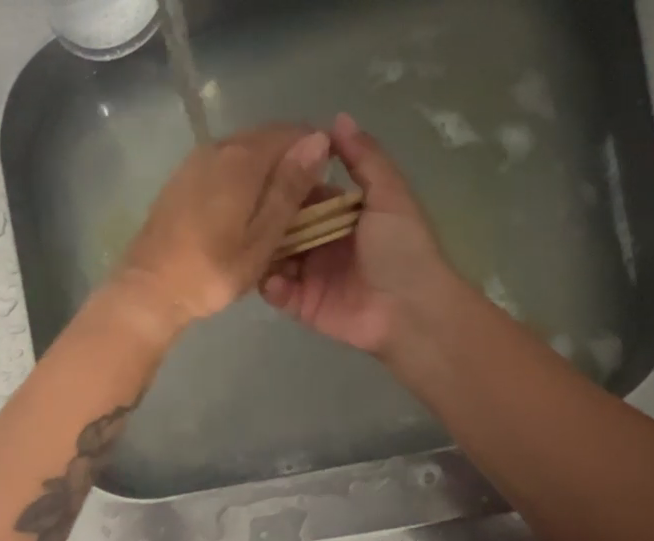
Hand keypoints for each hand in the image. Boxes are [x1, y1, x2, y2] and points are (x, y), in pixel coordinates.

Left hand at [113, 125, 333, 329]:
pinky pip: (222, 170)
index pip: (294, 134)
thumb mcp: (262, 237)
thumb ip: (290, 187)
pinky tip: (240, 218)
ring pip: (244, 156)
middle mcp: (217, 147)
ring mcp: (194, 162)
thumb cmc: (211, 271)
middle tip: (301, 211)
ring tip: (272, 218)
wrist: (148, 291)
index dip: (316, 157)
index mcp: (242, 157)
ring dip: (264, 177)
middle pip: (267, 142)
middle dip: (290, 167)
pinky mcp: (180, 181)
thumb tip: (319, 140)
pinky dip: (239, 185)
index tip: (322, 194)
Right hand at [260, 114, 455, 358]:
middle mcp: (321, 242)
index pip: (303, 193)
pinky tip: (272, 276)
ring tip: (250, 242)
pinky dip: (270, 283)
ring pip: (273, 256)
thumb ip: (364, 157)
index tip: (258, 169)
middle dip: (265, 217)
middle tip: (244, 209)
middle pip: (283, 224)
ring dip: (262, 249)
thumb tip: (337, 118)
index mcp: (341, 214)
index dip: (284, 181)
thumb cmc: (402, 248)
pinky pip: (276, 291)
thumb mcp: (389, 194)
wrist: (409, 309)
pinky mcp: (301, 305)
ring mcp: (309, 274)